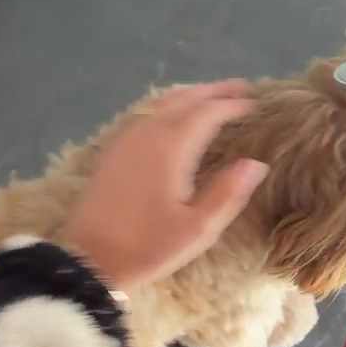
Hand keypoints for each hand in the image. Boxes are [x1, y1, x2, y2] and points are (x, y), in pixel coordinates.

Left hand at [62, 81, 269, 290]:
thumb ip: (228, 193)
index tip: (253, 104)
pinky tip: (168, 113)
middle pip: (182, 100)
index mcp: (170, 148)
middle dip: (211, 91)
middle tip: (238, 87)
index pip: (206, 113)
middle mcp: (146, 134)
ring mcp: (124, 140)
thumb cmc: (147, 247)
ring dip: (186, 95)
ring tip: (209, 95)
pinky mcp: (110, 151)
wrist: (89, 259)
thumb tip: (256, 164)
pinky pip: (141, 114)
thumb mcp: (196, 229)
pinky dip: (162, 105)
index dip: (230, 106)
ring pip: (158, 103)